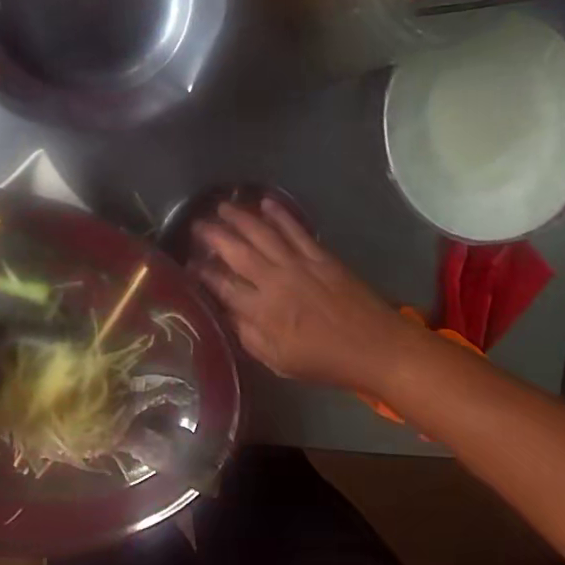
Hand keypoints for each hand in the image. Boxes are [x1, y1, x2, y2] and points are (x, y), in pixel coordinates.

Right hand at [193, 200, 412, 392]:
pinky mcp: (319, 255)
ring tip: (223, 206)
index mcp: (261, 312)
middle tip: (197, 225)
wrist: (375, 347)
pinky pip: (293, 228)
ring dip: (239, 217)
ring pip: (261, 232)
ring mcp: (298, 263)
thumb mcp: (278, 361)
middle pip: (236, 251)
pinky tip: (265, 202)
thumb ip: (248, 336)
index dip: (202, 272)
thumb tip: (225, 313)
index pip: (221, 285)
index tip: (188, 262)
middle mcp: (274, 281)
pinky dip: (278, 213)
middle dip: (213, 235)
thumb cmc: (324, 360)